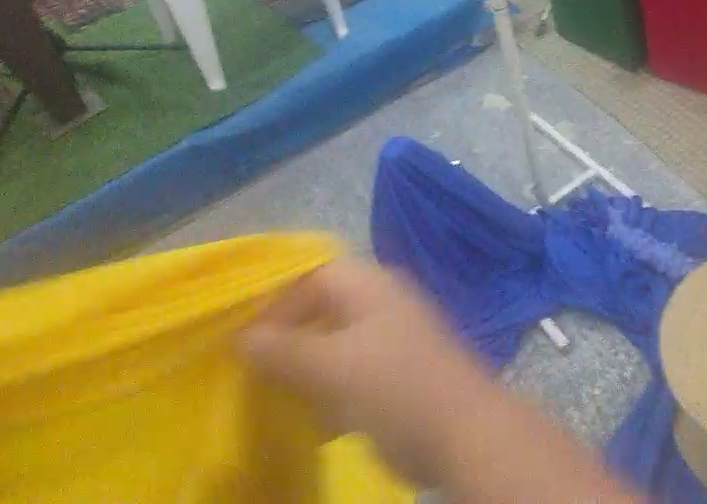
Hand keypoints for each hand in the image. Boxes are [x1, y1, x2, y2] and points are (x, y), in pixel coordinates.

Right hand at [241, 258, 493, 484]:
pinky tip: (306, 418)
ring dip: (304, 366)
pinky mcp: (398, 376)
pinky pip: (351, 374)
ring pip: (336, 343)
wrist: (465, 433)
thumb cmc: (396, 387)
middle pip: (323, 307)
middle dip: (286, 334)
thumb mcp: (333, 367)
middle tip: (248, 365)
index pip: (313, 274)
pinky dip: (327, 390)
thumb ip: (286, 350)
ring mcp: (393, 339)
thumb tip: (242, 336)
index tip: (241, 333)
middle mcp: (382, 303)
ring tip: (267, 393)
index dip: (276, 299)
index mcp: (371, 285)